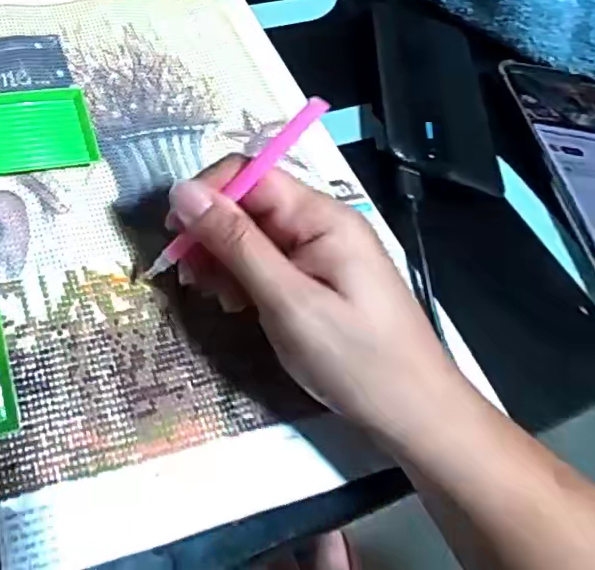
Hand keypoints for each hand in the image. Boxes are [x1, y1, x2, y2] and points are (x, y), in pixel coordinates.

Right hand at [166, 156, 463, 441]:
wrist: (418, 420)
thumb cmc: (357, 360)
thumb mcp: (287, 301)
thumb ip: (234, 243)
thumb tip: (182, 191)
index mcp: (319, 214)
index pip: (250, 174)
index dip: (207, 194)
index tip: (175, 232)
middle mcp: (317, 221)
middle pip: (247, 203)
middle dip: (211, 232)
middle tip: (191, 276)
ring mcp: (317, 249)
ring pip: (250, 233)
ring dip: (222, 257)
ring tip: (214, 295)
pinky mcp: (313, 275)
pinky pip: (264, 259)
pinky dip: (241, 276)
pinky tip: (236, 304)